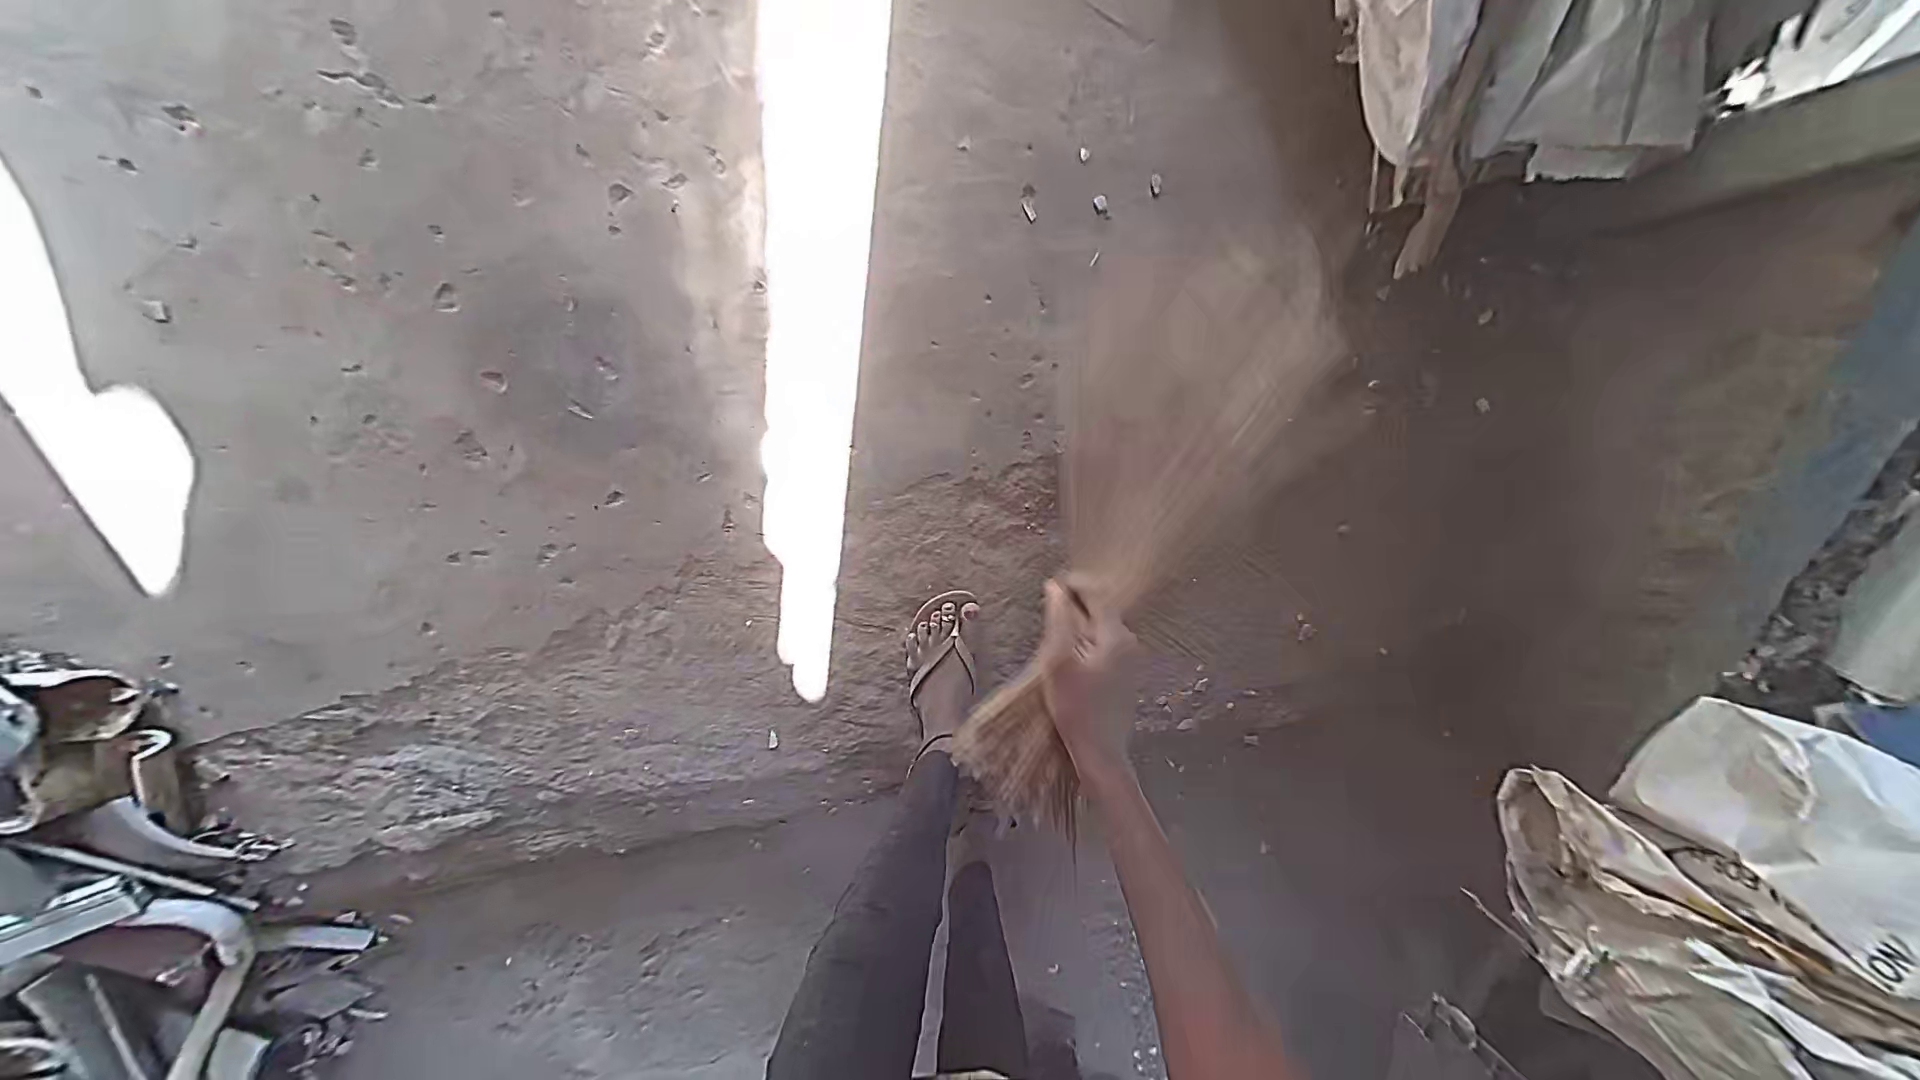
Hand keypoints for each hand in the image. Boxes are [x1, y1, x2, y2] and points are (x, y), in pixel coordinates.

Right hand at [1039, 575, 1136, 776]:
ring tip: (1056, 644)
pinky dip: (1085, 644)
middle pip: (1099, 611)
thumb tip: (1055, 588)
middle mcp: (1129, 642)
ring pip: (1100, 629)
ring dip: (1077, 629)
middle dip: (1073, 609)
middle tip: (1049, 620)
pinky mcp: (1125, 674)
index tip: (1050, 589)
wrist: (1100, 751)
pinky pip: (1103, 646)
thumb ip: (1058, 619)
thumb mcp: (1058, 659)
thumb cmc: (1076, 707)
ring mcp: (1130, 659)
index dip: (1072, 587)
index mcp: (1116, 635)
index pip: (1096, 594)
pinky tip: (1070, 662)